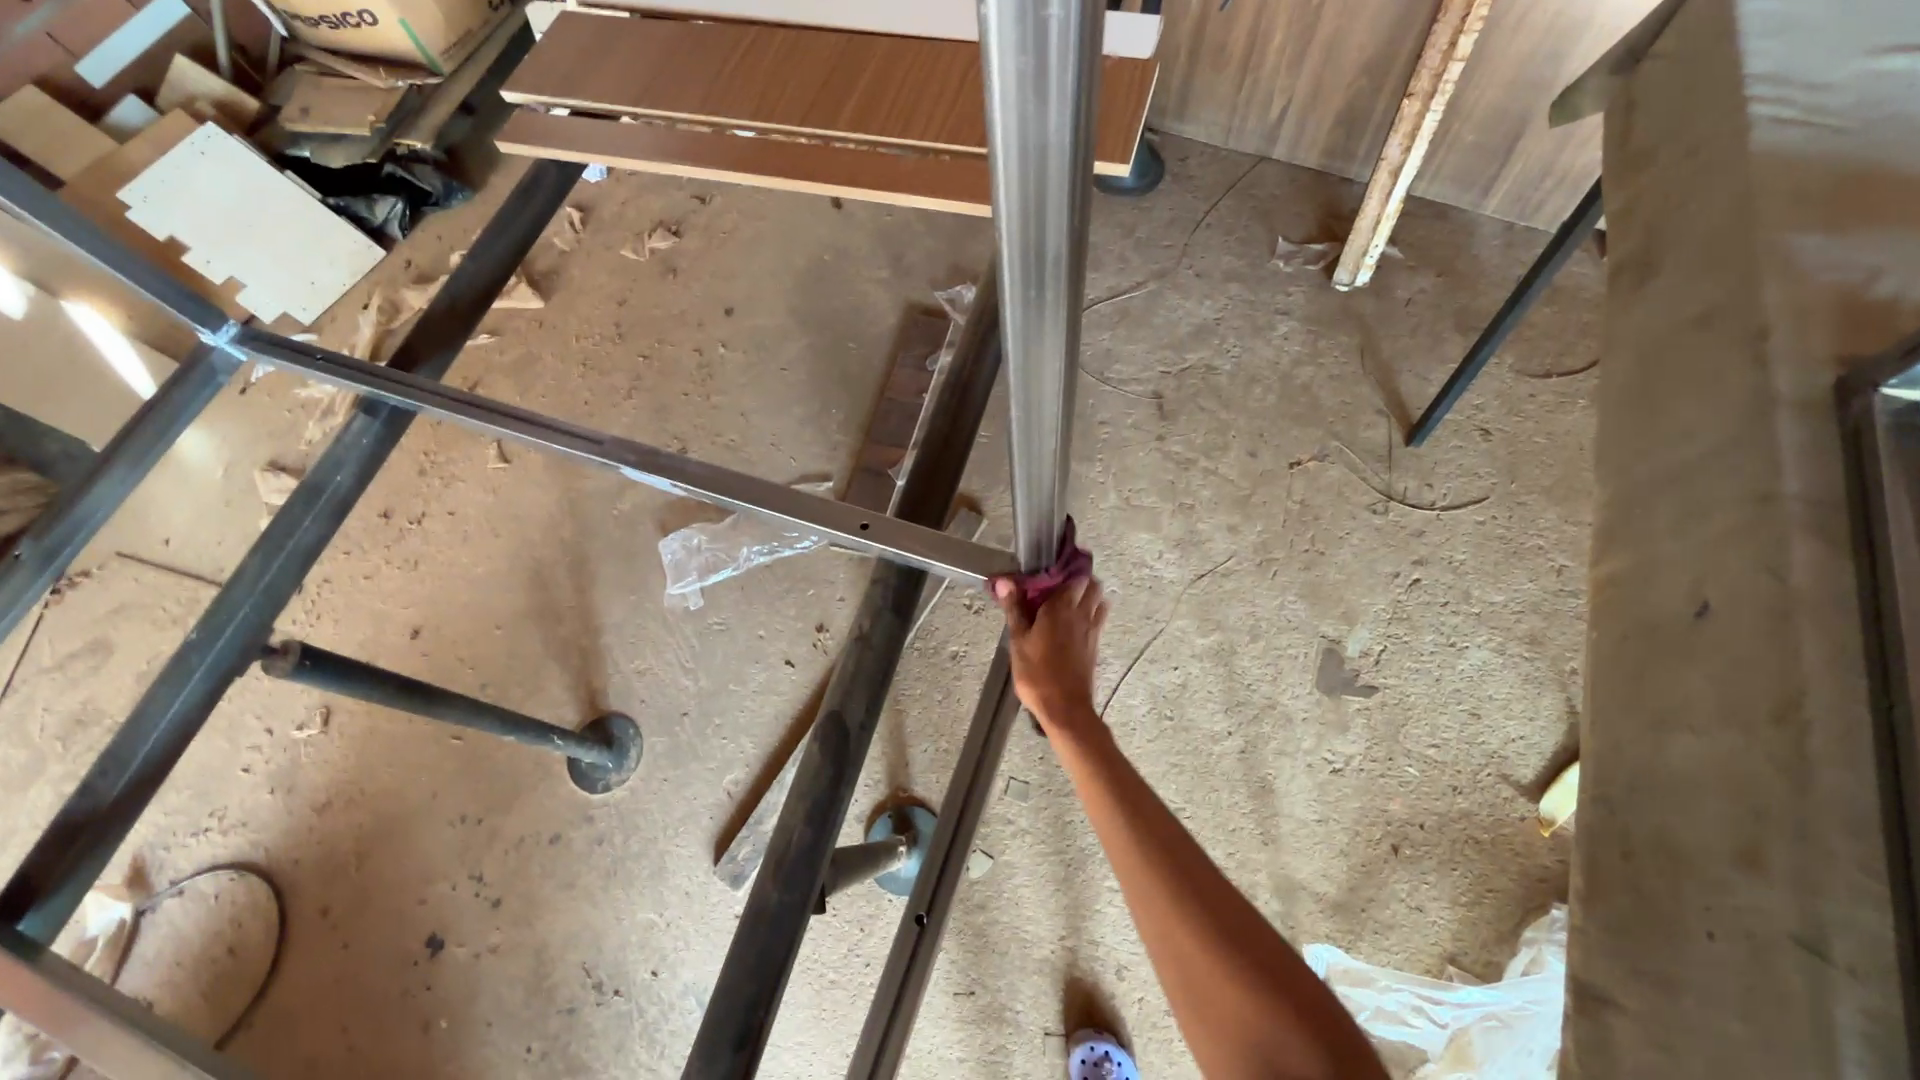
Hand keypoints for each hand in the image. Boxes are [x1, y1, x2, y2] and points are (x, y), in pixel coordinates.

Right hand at [993, 576, 1109, 739]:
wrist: (1065, 707)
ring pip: (1099, 601)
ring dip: (1089, 595)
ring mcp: (1093, 630)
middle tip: (1059, 585)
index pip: (1072, 576)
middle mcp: (1082, 613)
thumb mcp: (1018, 640)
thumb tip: (1005, 580)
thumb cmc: (1037, 673)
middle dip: (1080, 580)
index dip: (1063, 570)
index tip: (1049, 571)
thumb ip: (1014, 608)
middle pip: (1092, 585)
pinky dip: (1093, 613)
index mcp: (1061, 607)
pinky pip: (1099, 619)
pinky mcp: (1096, 645)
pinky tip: (1077, 623)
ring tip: (1070, 601)